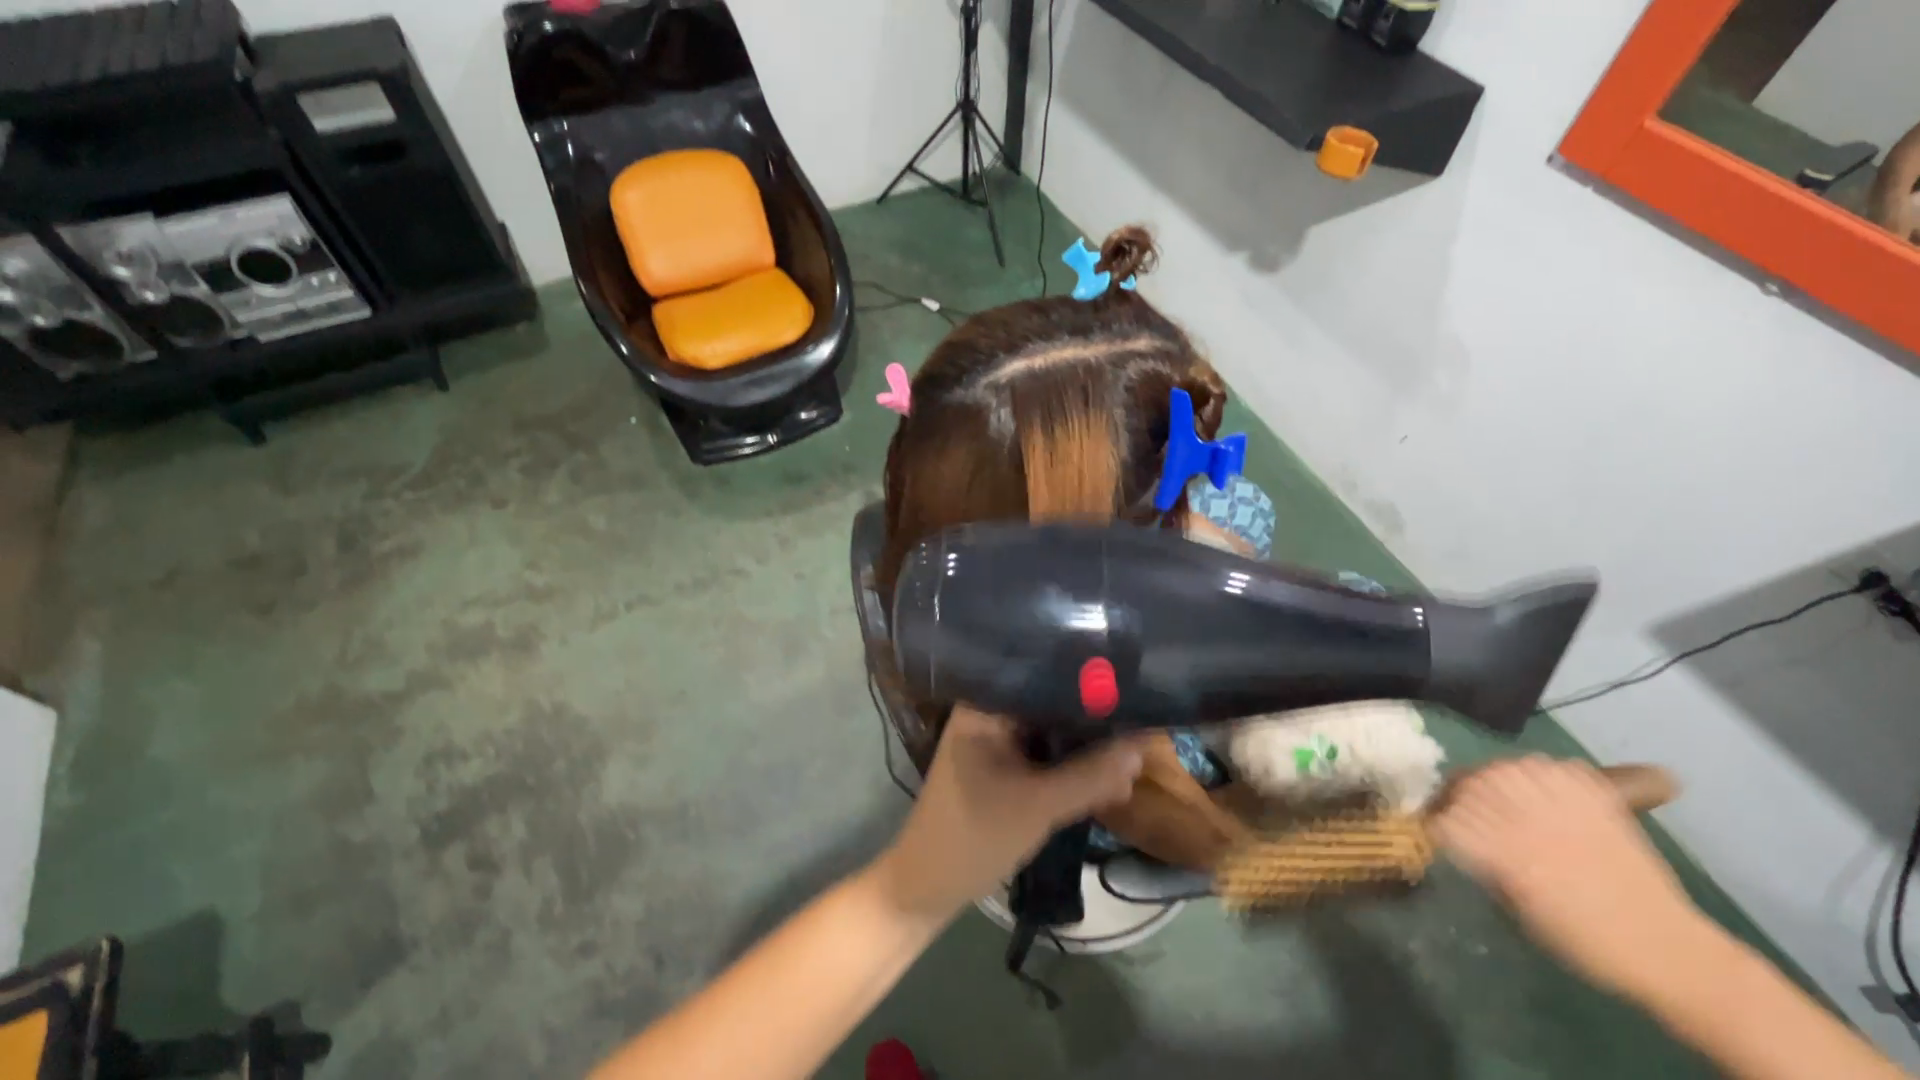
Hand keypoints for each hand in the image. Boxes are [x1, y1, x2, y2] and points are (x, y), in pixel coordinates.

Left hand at [870, 706, 1145, 921]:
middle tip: (1148, 724)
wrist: (928, 889)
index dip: (1091, 682)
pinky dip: (1074, 765)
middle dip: (1097, 719)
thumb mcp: (1039, 805)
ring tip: (1139, 751)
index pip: (1045, 676)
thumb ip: (1092, 776)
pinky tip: (1111, 774)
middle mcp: (989, 713)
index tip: (1137, 685)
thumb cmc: (974, 836)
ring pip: (1054, 731)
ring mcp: (995, 741)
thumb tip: (1144, 746)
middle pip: (1053, 704)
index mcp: (985, 706)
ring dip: (1090, 746)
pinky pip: (1047, 754)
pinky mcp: (1003, 766)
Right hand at [1431, 756, 1713, 1002]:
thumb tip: (1463, 841)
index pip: (1450, 815)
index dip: (1434, 819)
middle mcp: (1534, 819)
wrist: (1664, 947)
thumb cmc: (1583, 942)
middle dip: (1459, 791)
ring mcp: (1570, 804)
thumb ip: (1488, 867)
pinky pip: (1559, 767)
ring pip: (1513, 766)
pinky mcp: (1602, 799)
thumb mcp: (1518, 912)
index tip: (1429, 827)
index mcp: (1509, 852)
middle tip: (1456, 805)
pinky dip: (1540, 772)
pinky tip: (1537, 788)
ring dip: (1495, 776)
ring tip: (1494, 791)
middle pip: (1476, 780)